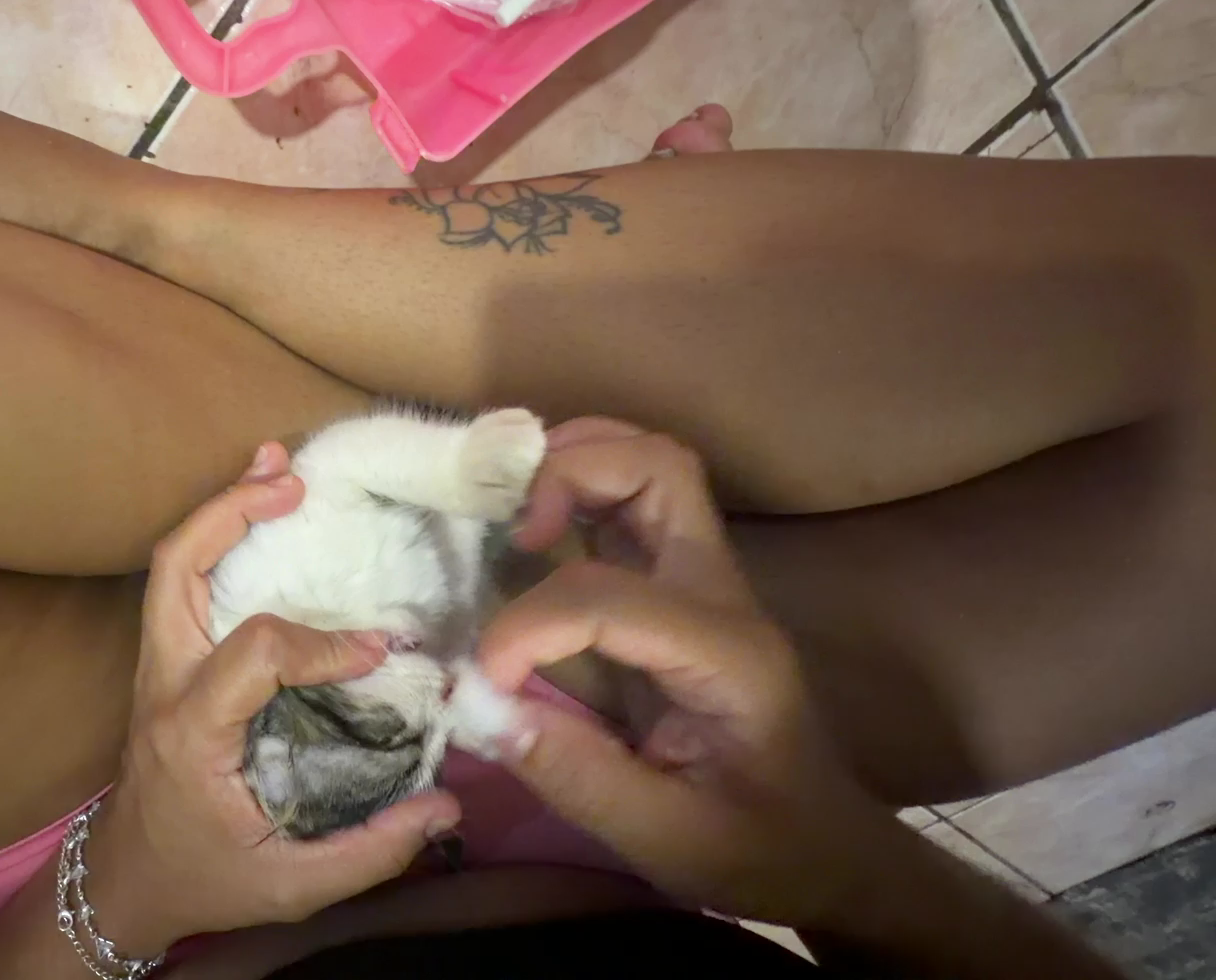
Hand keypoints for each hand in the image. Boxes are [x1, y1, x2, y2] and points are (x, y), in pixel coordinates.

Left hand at [82, 444, 461, 955]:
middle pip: (176, 567)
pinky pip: (183, 579)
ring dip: (221, 508)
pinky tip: (255, 509)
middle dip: (232, 510)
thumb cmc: (202, 876)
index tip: (375, 652)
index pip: (255, 652)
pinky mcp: (164, 654)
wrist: (125, 875)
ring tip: (275, 465)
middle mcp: (163, 680)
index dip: (321, 643)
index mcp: (191, 731)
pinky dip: (216, 534)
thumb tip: (447, 804)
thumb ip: (369, 851)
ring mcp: (155, 660)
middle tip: (295, 480)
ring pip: (171, 562)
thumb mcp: (288, 887)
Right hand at [482, 418, 920, 928]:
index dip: (528, 626)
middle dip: (569, 473)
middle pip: (659, 468)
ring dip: (573, 461)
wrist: (827, 848)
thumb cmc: (757, 847)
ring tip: (513, 504)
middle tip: (513, 528)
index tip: (488, 676)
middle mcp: (720, 593)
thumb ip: (575, 776)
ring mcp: (702, 576)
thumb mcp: (669, 841)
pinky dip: (575, 484)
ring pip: (649, 463)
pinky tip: (531, 519)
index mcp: (727, 655)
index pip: (607, 598)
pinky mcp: (675, 581)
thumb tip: (482, 702)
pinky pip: (629, 496)